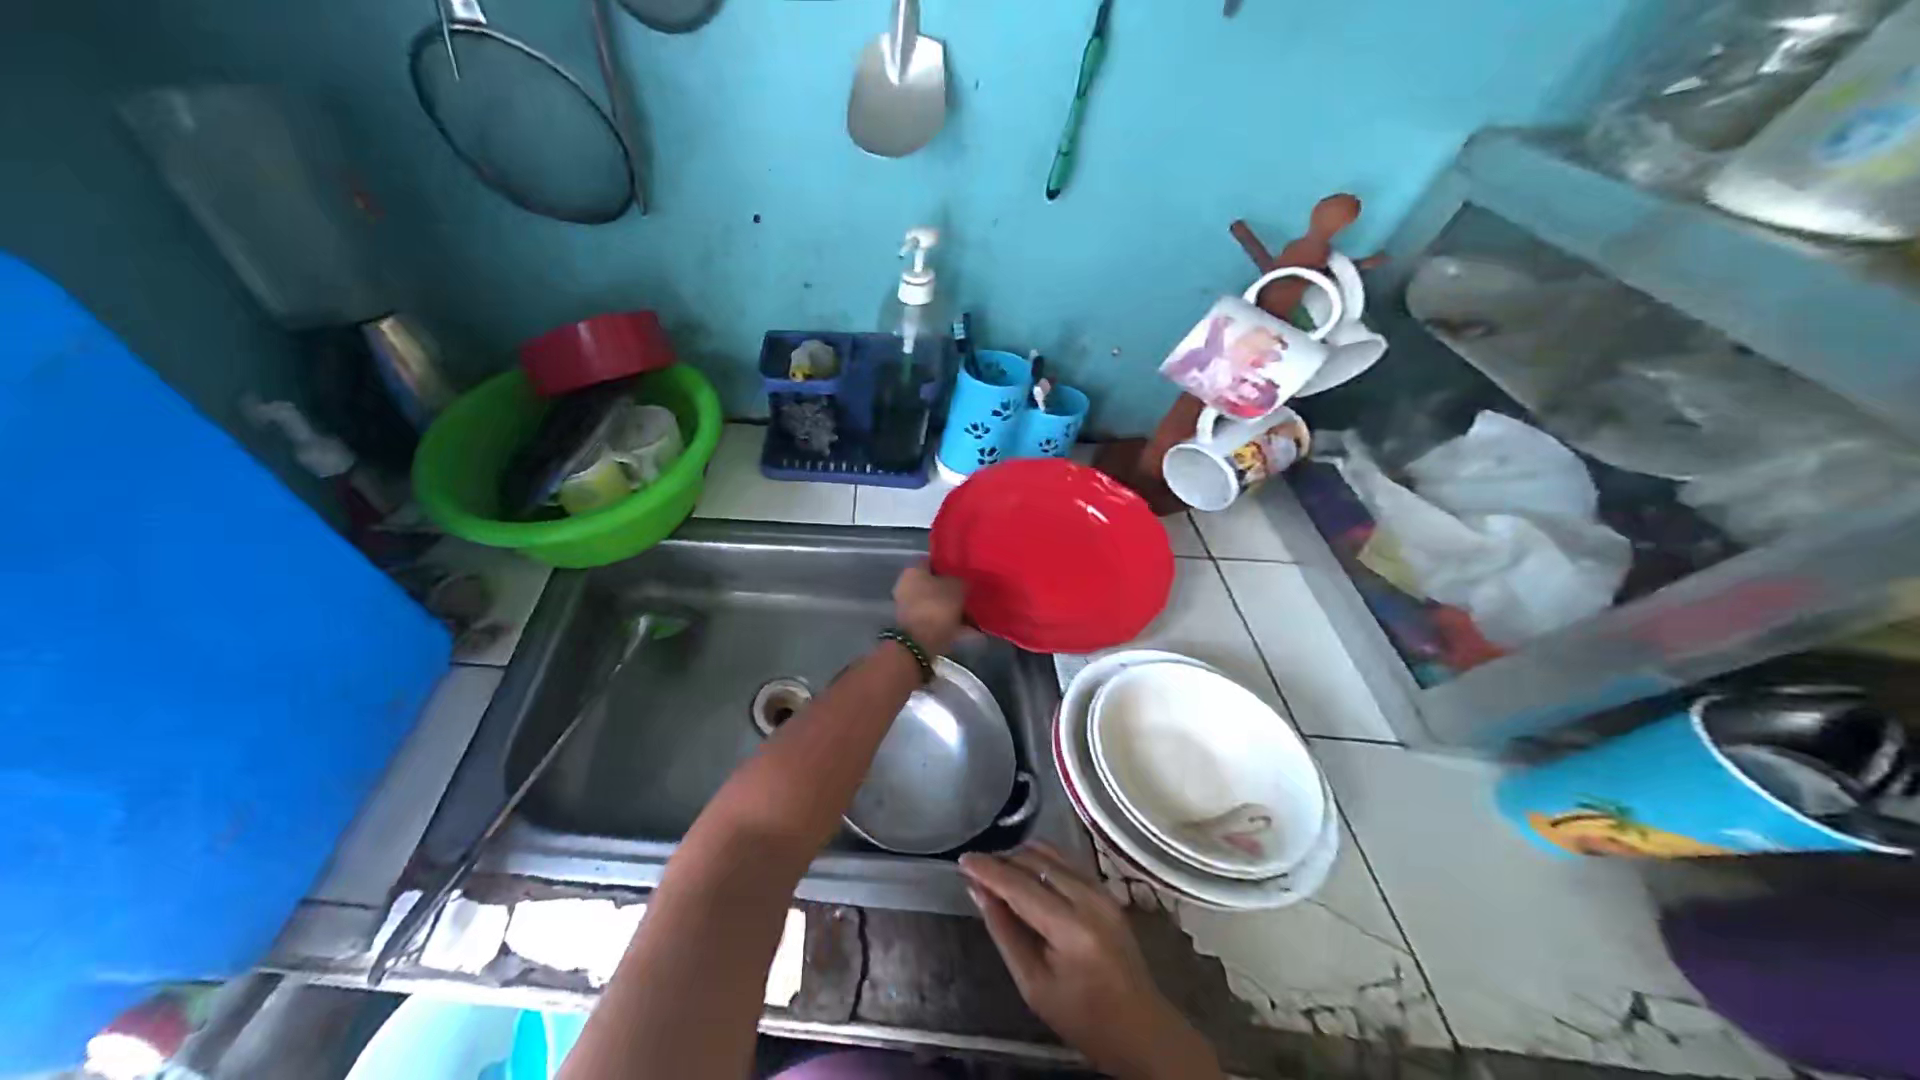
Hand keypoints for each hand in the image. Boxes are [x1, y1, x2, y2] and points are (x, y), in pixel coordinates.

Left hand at [892, 562, 966, 655]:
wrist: (921, 643)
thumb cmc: (937, 606)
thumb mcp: (958, 587)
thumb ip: (963, 581)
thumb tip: (965, 582)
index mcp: (912, 571)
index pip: (931, 560)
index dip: (948, 565)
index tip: (964, 572)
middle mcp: (906, 586)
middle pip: (933, 584)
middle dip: (951, 590)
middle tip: (970, 594)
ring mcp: (908, 608)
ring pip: (935, 604)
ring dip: (952, 608)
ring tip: (973, 614)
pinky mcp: (914, 627)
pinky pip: (935, 620)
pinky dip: (949, 623)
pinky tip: (968, 629)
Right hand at [959, 846, 1222, 1079]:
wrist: (1142, 1028)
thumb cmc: (1083, 1018)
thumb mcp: (1033, 985)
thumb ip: (1005, 932)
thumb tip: (978, 891)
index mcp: (1071, 927)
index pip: (1020, 885)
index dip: (988, 870)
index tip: (962, 859)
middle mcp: (1089, 898)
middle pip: (1036, 861)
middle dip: (1002, 860)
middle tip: (975, 868)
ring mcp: (1102, 891)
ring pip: (1053, 854)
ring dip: (1022, 857)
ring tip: (997, 869)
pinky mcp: (1108, 891)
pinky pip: (1067, 862)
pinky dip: (1042, 861)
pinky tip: (1026, 872)